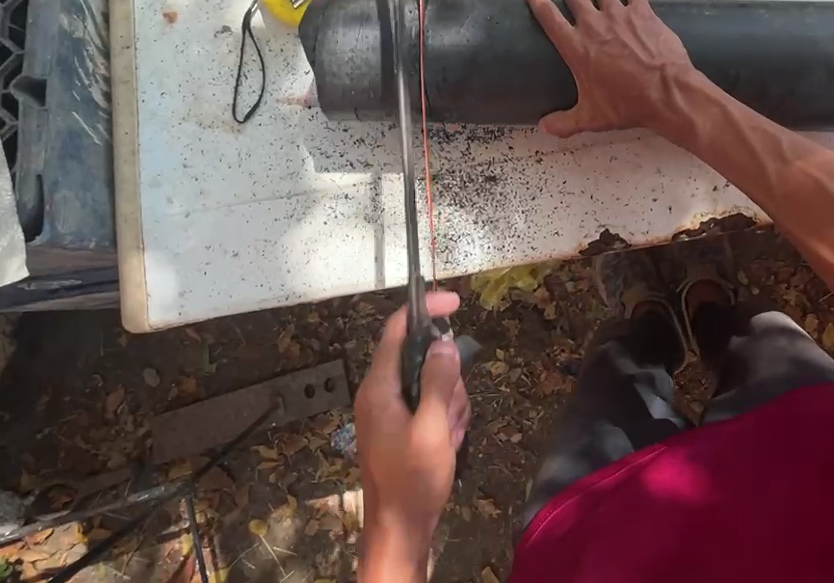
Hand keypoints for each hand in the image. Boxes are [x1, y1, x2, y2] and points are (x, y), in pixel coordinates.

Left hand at [355, 290, 468, 580]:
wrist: (400, 532)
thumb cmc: (413, 480)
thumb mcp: (433, 428)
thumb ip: (439, 381)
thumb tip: (444, 342)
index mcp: (378, 387)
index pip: (397, 329)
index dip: (424, 308)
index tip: (455, 300)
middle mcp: (380, 393)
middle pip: (421, 356)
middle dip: (448, 376)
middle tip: (455, 408)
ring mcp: (391, 410)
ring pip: (432, 380)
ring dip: (451, 400)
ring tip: (452, 433)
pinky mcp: (403, 425)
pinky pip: (432, 403)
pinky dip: (448, 416)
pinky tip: (450, 441)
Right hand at [526, 0, 703, 137]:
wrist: (667, 93)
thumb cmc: (627, 104)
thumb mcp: (591, 118)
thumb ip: (564, 123)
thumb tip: (544, 127)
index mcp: (576, 47)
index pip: (548, 15)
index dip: (537, 0)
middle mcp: (594, 25)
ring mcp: (619, 15)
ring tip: (602, 1)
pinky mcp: (643, 12)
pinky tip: (630, 0)